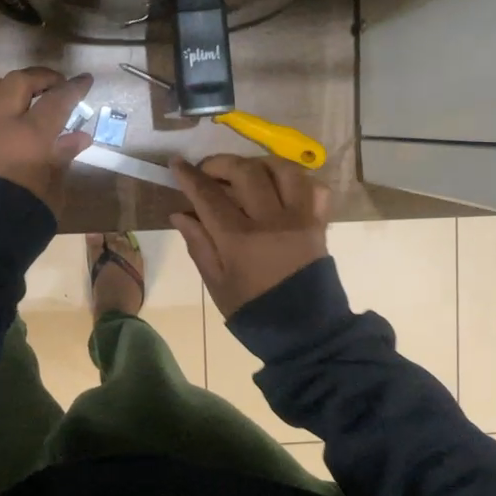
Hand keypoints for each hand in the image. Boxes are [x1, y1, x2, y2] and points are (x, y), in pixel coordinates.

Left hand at [0, 67, 93, 207]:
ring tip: (10, 95)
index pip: (57, 100)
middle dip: (39, 78)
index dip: (74, 87)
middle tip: (52, 85)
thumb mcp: (52, 194)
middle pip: (18, 82)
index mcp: (30, 137)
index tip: (85, 79)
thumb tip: (79, 137)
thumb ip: (62, 160)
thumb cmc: (20, 223)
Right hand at [169, 154, 330, 317]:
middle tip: (209, 171)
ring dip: (260, 164)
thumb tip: (180, 213)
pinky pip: (314, 188)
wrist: (305, 332)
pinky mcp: (319, 223)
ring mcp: (300, 218)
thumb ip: (198, 244)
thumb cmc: (253, 310)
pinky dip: (297, 180)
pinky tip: (280, 188)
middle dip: (222, 163)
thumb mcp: (217, 283)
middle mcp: (271, 220)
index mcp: (239, 239)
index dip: (190, 176)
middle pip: (246, 172)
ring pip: (283, 170)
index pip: (209, 195)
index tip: (177, 163)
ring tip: (246, 173)